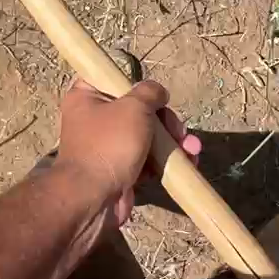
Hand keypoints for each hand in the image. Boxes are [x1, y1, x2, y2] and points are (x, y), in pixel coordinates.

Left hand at [52, 79, 200, 226]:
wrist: (93, 199)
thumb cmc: (109, 144)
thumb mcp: (133, 107)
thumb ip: (149, 92)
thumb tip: (157, 92)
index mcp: (87, 97)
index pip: (112, 80)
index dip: (137, 85)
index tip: (156, 95)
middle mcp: (94, 119)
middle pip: (137, 110)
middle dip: (165, 121)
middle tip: (178, 130)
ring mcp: (108, 147)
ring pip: (147, 136)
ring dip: (172, 141)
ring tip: (192, 149)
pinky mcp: (121, 170)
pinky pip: (148, 159)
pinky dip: (166, 160)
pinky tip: (187, 162)